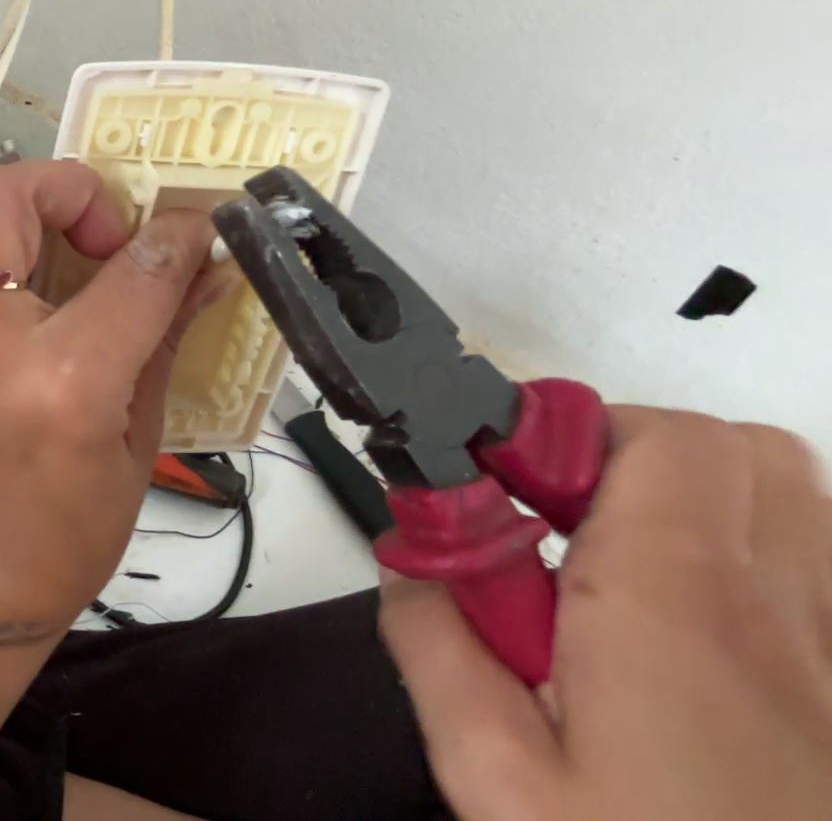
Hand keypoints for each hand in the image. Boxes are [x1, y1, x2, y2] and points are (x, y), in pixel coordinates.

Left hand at [0, 159, 229, 624]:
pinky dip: (16, 244)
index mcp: (63, 379)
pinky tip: (57, 287)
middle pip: (5, 195)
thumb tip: (200, 265)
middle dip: (71, 185)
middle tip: (113, 231)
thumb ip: (164, 339)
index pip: (132, 268)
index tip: (197, 235)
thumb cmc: (66, 537)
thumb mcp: (139, 444)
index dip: (178, 237)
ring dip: (37, 207)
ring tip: (88, 253)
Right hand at [382, 407, 831, 820]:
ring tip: (602, 555)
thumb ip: (432, 644)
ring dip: (682, 490)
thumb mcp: (491, 770)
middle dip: (617, 450)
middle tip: (541, 513)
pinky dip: (736, 545)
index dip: (557, 429)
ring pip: (785, 495)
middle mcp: (785, 610)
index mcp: (680, 609)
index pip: (654, 441)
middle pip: (730, 448)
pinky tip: (672, 613)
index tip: (487, 476)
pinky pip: (811, 561)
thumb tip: (409, 558)